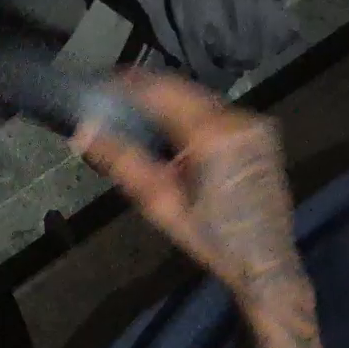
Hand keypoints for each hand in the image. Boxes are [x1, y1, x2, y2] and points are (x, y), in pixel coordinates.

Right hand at [74, 70, 302, 309]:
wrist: (265, 263)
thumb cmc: (210, 237)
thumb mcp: (158, 202)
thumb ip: (121, 160)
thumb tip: (82, 131)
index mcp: (213, 135)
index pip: (161, 91)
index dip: (127, 84)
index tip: (99, 86)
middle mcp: (238, 119)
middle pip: (179, 88)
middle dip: (144, 90)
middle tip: (112, 100)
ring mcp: (253, 124)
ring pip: (196, 95)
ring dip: (165, 99)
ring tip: (134, 113)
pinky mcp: (259, 133)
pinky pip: (213, 109)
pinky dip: (186, 111)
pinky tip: (168, 127)